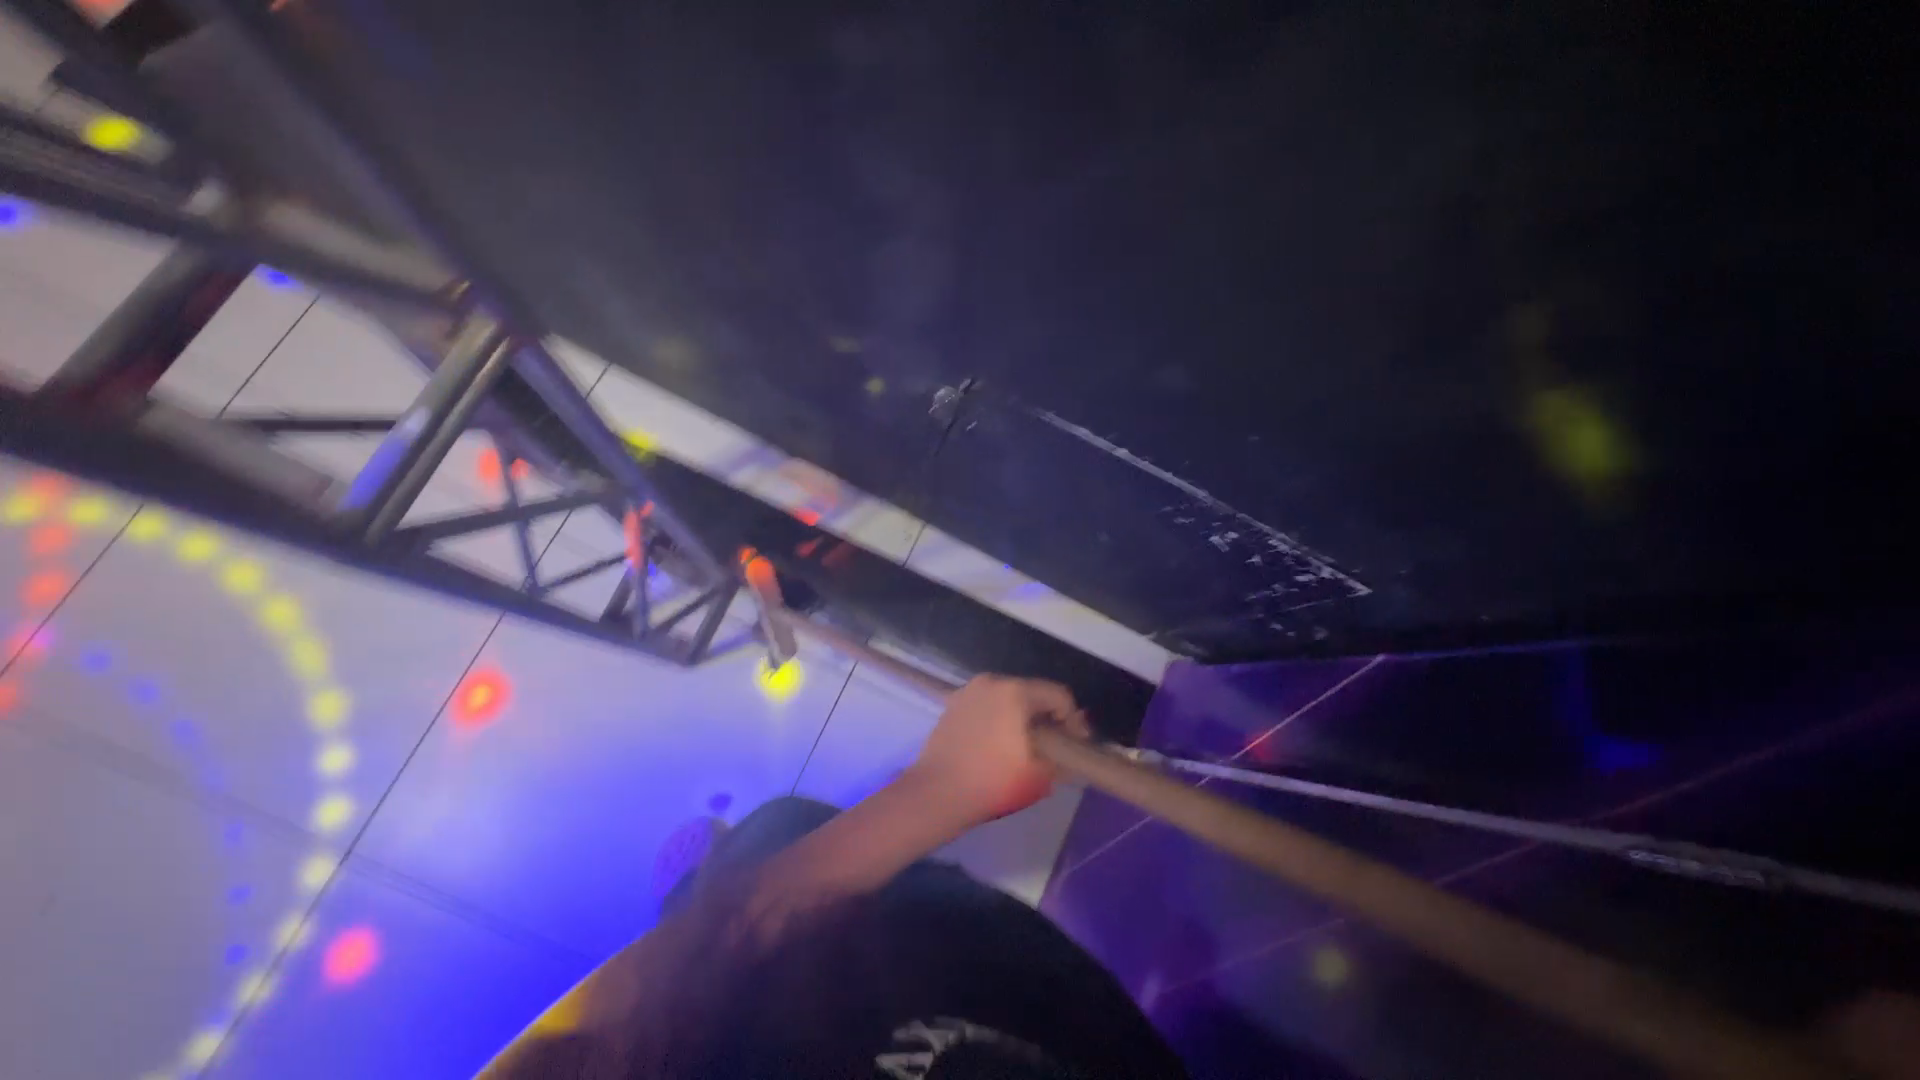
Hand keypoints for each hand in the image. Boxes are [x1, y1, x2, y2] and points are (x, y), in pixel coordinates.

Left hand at [904, 675, 1090, 826]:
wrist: (936, 794)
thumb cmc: (993, 782)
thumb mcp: (1040, 775)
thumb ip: (1064, 759)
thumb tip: (1072, 755)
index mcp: (1016, 691)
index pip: (1059, 696)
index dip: (1074, 720)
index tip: (1077, 746)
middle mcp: (992, 682)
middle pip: (1032, 694)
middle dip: (1047, 718)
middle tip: (1054, 748)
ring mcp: (968, 692)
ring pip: (1008, 700)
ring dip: (1021, 719)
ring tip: (1025, 748)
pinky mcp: (952, 706)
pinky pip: (986, 707)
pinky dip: (998, 720)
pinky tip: (998, 746)